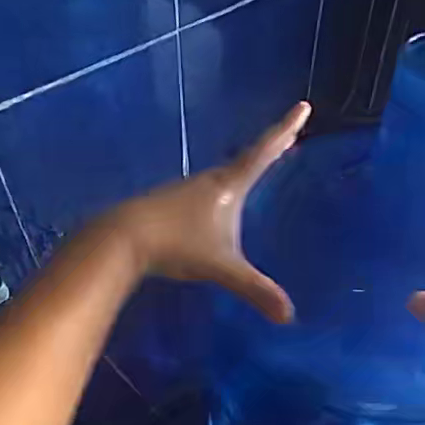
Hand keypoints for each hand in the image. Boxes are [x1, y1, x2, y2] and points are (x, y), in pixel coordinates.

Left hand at [100, 101, 309, 324]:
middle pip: (244, 160)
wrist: (122, 239)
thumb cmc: (177, 245)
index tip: (302, 107)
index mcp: (228, 186)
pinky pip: (201, 194)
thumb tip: (288, 317)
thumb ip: (255, 289)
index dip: (284, 130)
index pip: (263, 152)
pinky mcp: (168, 205)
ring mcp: (184, 191)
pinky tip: (212, 209)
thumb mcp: (221, 268)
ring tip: (252, 172)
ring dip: (240, 171)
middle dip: (268, 150)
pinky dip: (217, 193)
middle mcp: (208, 181)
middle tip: (287, 138)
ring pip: (220, 177)